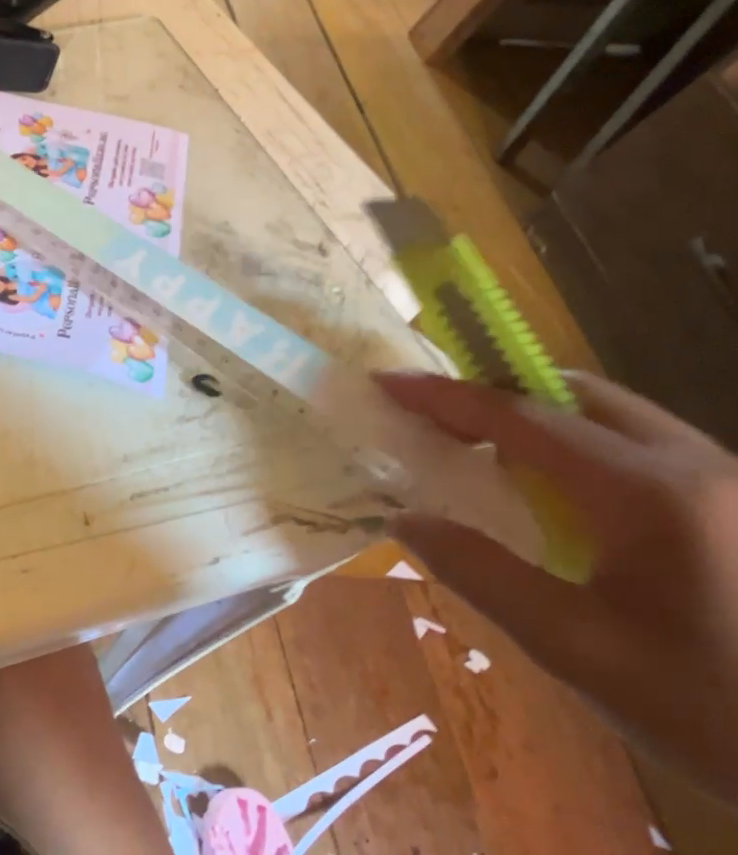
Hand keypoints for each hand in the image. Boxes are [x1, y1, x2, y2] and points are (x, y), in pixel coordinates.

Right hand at [376, 370, 737, 802]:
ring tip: (476, 451)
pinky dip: (577, 446)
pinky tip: (550, 491)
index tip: (385, 383)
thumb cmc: (707, 706)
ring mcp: (728, 487)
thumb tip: (403, 520)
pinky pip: (642, 450)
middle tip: (430, 420)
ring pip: (614, 419)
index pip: (522, 418)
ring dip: (538, 420)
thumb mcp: (571, 644)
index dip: (445, 396)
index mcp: (648, 492)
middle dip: (496, 395)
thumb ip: (477, 570)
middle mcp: (697, 468)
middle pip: (577, 396)